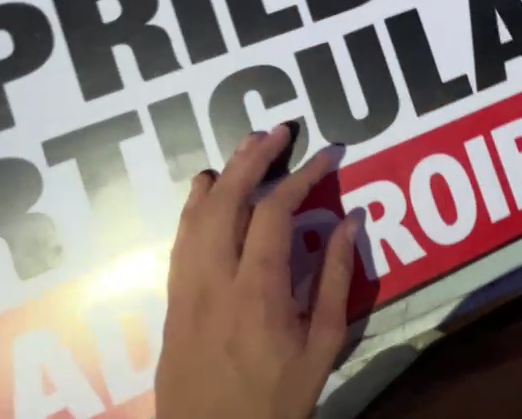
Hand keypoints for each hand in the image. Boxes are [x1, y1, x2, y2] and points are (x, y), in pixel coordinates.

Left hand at [156, 126, 359, 418]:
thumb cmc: (279, 397)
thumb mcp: (325, 342)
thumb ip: (337, 277)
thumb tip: (350, 219)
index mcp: (257, 293)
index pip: (275, 213)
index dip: (302, 174)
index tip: (329, 153)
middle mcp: (213, 286)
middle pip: (225, 204)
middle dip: (252, 160)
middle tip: (279, 130)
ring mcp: (184, 296)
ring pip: (195, 220)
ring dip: (221, 176)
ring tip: (247, 146)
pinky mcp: (171, 308)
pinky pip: (179, 245)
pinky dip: (193, 209)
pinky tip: (204, 189)